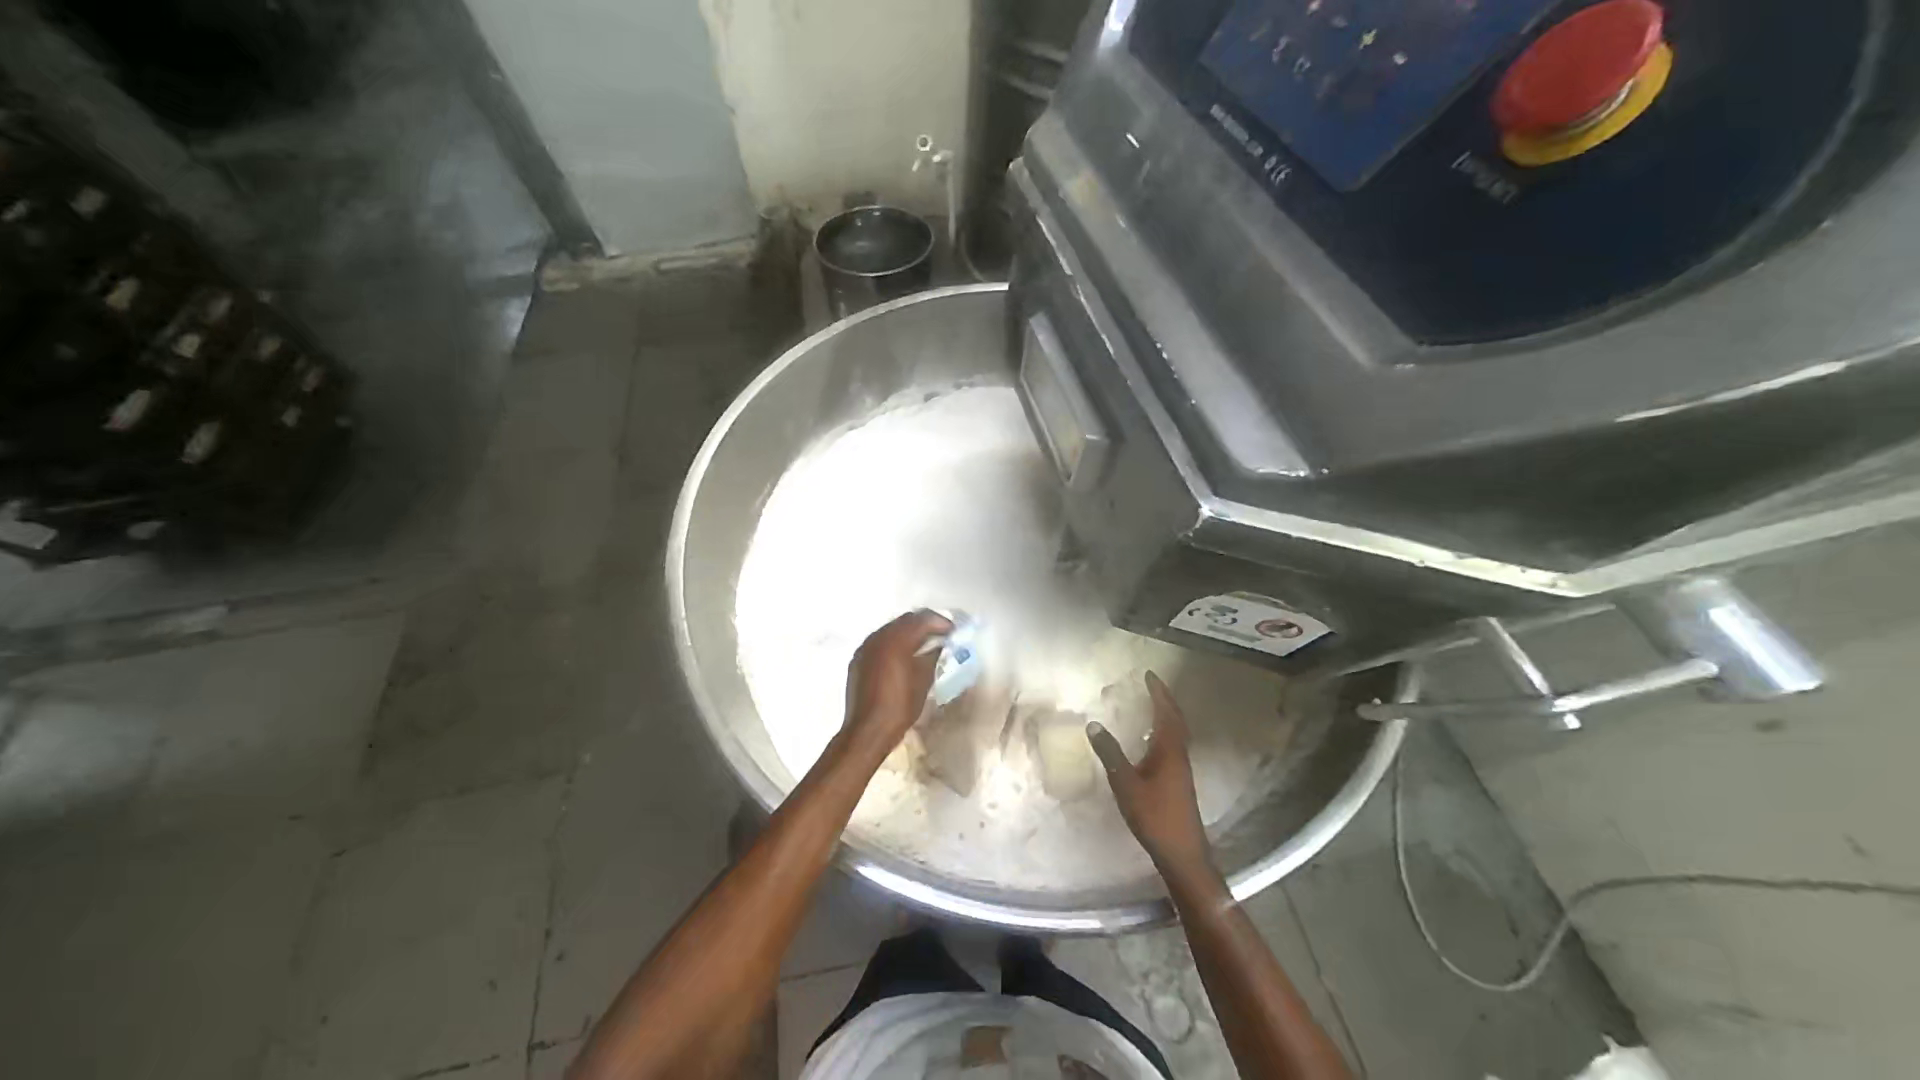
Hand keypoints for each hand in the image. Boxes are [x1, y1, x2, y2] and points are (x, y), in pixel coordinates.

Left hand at [839, 610, 952, 764]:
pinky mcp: (858, 660)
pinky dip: (894, 643)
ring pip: (891, 629)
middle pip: (905, 620)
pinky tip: (904, 657)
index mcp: (896, 639)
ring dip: (908, 633)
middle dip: (925, 624)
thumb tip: (939, 645)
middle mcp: (878, 637)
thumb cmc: (901, 705)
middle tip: (941, 635)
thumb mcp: (924, 679)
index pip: (922, 619)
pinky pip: (880, 642)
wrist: (868, 730)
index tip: (953, 631)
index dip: (940, 622)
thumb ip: (932, 656)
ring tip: (925, 645)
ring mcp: (865, 648)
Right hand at [1088, 672, 1212, 878]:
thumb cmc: (1154, 815)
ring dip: (1165, 715)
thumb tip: (1094, 724)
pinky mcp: (1179, 780)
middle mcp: (1179, 754)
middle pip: (1175, 719)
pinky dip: (1164, 732)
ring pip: (1176, 732)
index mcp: (1169, 749)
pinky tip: (1151, 741)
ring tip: (1151, 705)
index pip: (1166, 712)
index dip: (1158, 692)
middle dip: (1164, 700)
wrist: (1182, 852)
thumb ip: (1110, 753)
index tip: (1149, 674)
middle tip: (1151, 684)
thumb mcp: (1125, 783)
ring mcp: (1182, 768)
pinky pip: (1173, 744)